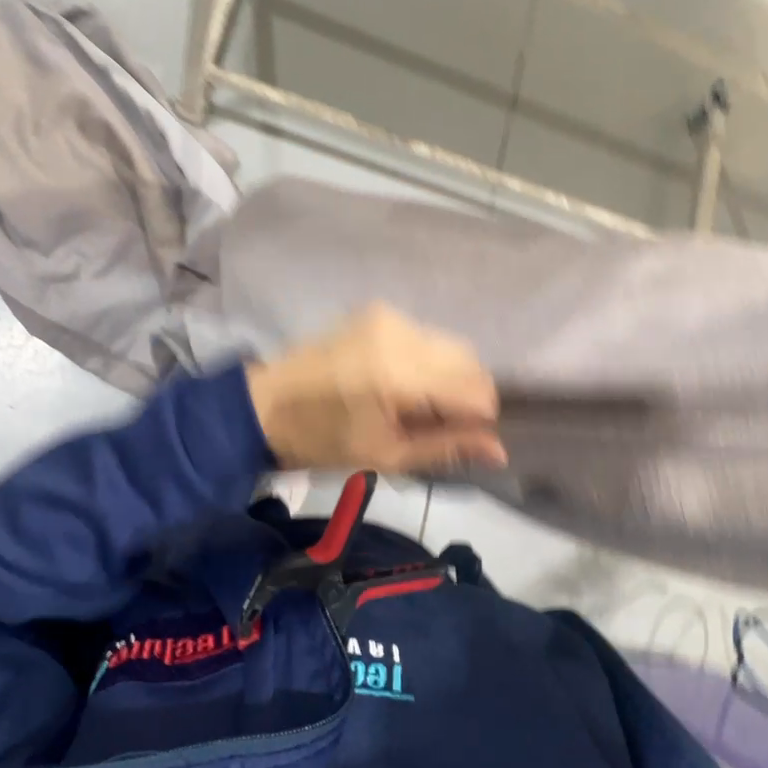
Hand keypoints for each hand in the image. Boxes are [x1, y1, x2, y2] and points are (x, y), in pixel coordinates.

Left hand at [245, 304, 507, 472]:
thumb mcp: (388, 455)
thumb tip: (500, 451)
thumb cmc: (323, 440)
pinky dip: (430, 360)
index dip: (481, 416)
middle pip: (468, 359)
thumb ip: (447, 447)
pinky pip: (426, 336)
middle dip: (470, 394)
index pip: (474, 387)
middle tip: (445, 424)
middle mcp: (400, 333)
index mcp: (398, 373)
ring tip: (422, 405)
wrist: (267, 404)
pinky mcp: (378, 311)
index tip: (466, 438)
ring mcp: (388, 316)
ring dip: (451, 376)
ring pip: (450, 345)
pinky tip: (406, 384)